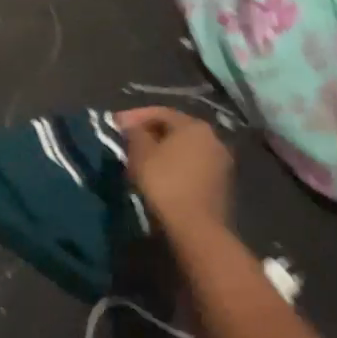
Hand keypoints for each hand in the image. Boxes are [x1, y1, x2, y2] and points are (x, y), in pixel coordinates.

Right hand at [117, 107, 233, 232]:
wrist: (196, 225)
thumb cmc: (165, 182)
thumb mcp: (140, 153)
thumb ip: (134, 133)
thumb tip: (131, 125)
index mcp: (194, 126)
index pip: (160, 112)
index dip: (134, 116)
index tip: (114, 124)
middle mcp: (213, 138)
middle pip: (175, 128)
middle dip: (149, 132)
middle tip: (127, 140)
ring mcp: (221, 161)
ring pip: (185, 147)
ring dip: (162, 149)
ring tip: (140, 158)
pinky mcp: (221, 182)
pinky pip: (192, 164)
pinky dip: (174, 164)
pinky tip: (159, 173)